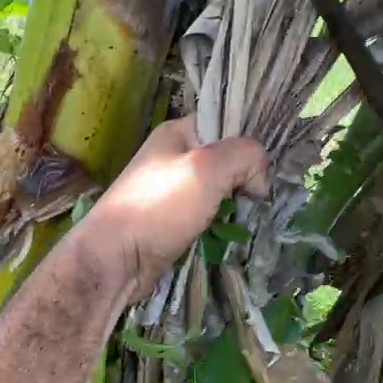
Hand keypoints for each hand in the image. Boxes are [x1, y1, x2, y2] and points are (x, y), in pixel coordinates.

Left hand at [73, 117, 268, 300]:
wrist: (117, 258)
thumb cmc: (160, 206)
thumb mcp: (208, 168)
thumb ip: (244, 156)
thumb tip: (260, 178)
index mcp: (176, 133)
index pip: (225, 123)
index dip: (248, 141)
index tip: (265, 167)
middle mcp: (172, 157)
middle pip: (224, 159)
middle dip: (245, 177)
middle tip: (258, 197)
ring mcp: (171, 191)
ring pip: (218, 190)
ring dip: (234, 204)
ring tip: (248, 217)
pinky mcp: (171, 221)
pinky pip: (206, 215)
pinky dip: (220, 224)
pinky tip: (230, 233)